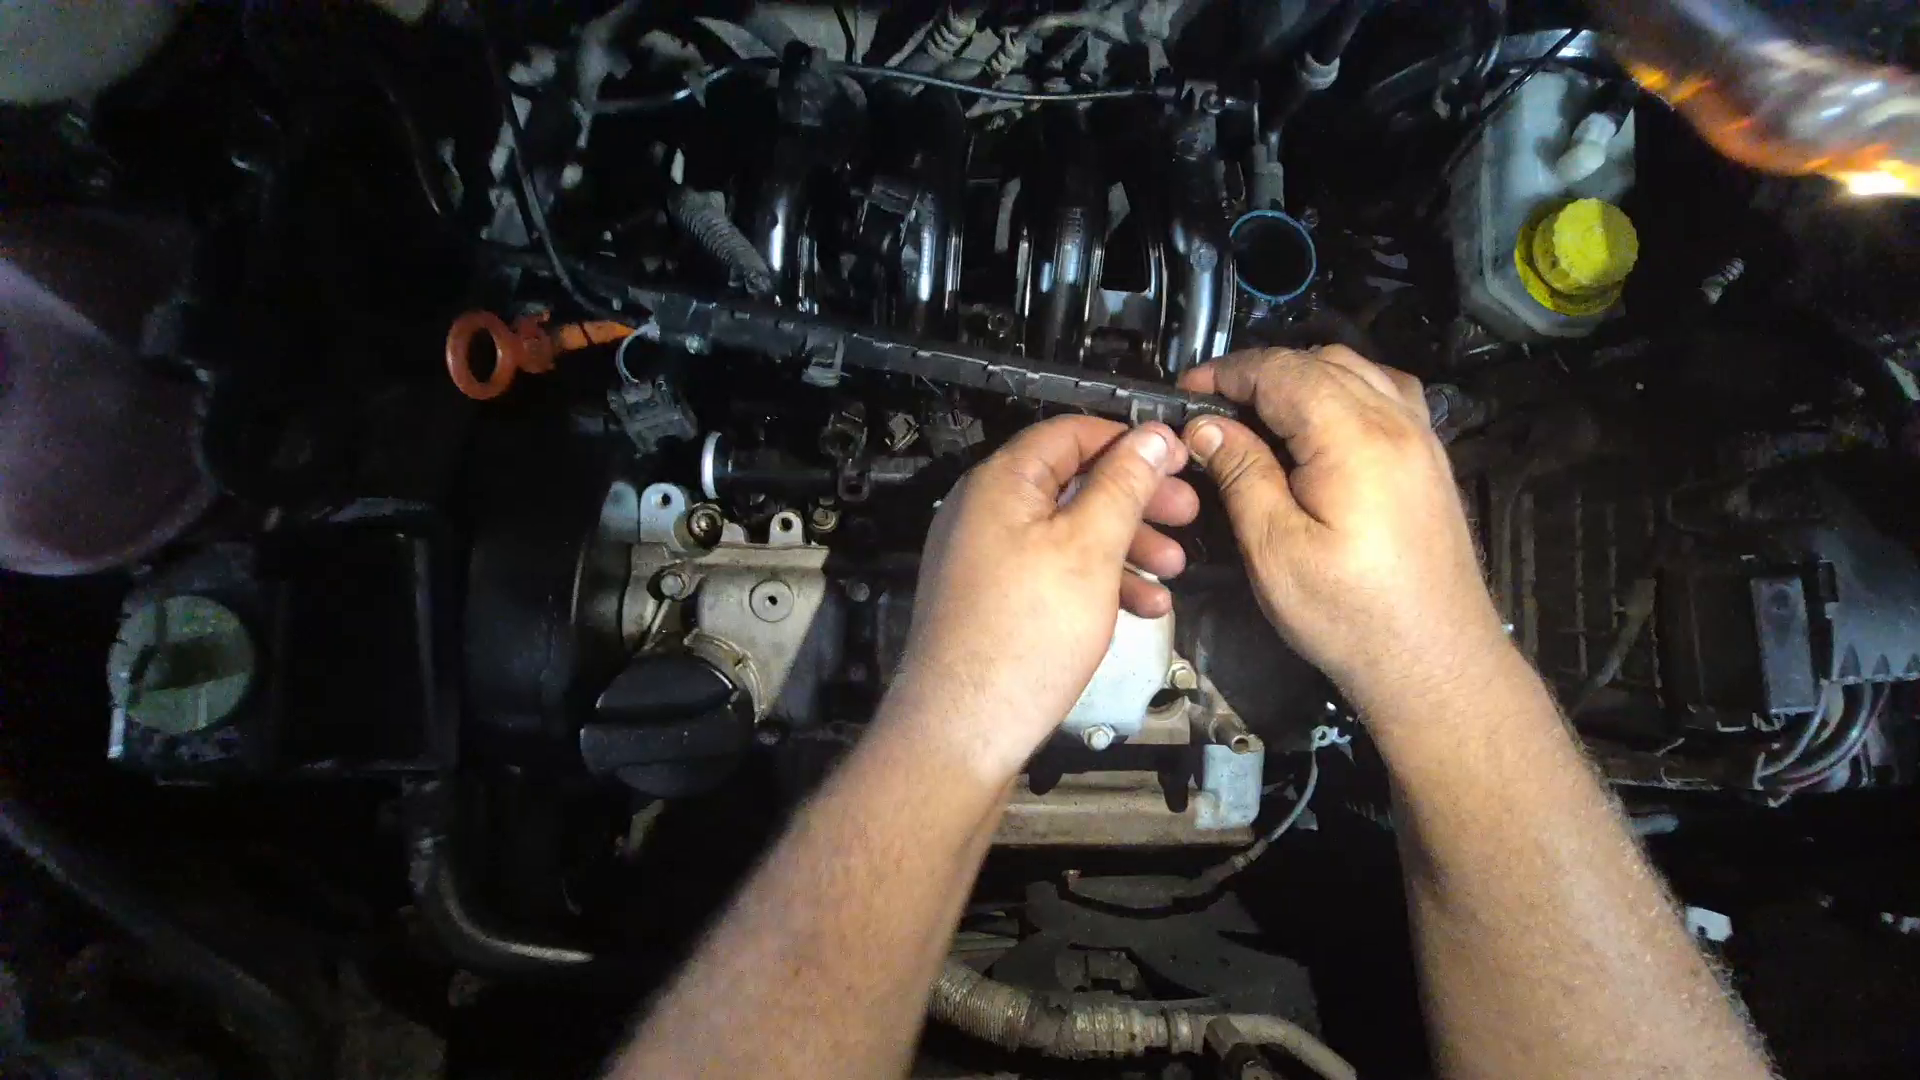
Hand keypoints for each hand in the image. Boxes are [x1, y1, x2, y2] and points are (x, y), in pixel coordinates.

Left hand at [887, 416, 1195, 783]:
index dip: (1129, 442)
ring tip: (1174, 569)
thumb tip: (1154, 435)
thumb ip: (1123, 485)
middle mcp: (986, 510)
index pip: (1070, 434)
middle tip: (1189, 515)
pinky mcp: (995, 598)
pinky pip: (1052, 571)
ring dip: (1125, 546)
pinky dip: (1097, 581)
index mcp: (1001, 482)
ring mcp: (987, 556)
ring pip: (1068, 532)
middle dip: (1136, 499)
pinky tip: (1143, 607)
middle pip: (1073, 483)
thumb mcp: (1089, 547)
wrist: (965, 727)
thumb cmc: (1028, 631)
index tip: (1180, 459)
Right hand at [1177, 347, 1509, 718]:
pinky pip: (1383, 394)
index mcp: (1353, 438)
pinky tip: (1317, 423)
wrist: (1434, 662)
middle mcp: (1396, 422)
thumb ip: (1240, 474)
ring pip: (1355, 370)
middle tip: (1211, 408)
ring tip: (1257, 412)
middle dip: (1258, 372)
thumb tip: (1205, 425)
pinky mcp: (1429, 460)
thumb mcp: (1274, 548)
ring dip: (1299, 377)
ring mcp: (1421, 438)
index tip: (1186, 392)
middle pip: (1319, 362)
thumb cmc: (1345, 613)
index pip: (1282, 372)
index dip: (1228, 372)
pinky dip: (1339, 390)